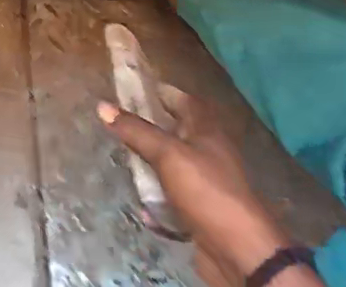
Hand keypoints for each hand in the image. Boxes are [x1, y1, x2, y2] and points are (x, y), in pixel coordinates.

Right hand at [99, 91, 322, 286]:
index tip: (135, 88)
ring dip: (150, 168)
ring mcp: (207, 187)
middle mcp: (209, 156)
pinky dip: (158, 204)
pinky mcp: (201, 215)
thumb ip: (135, 130)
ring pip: (172, 169)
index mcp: (208, 133)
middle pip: (176, 134)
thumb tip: (102, 105)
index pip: (187, 102)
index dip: (164, 92)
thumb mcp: (167, 154)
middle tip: (121, 124)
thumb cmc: (207, 192)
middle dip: (149, 130)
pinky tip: (145, 209)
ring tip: (125, 163)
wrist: (242, 257)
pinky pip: (173, 202)